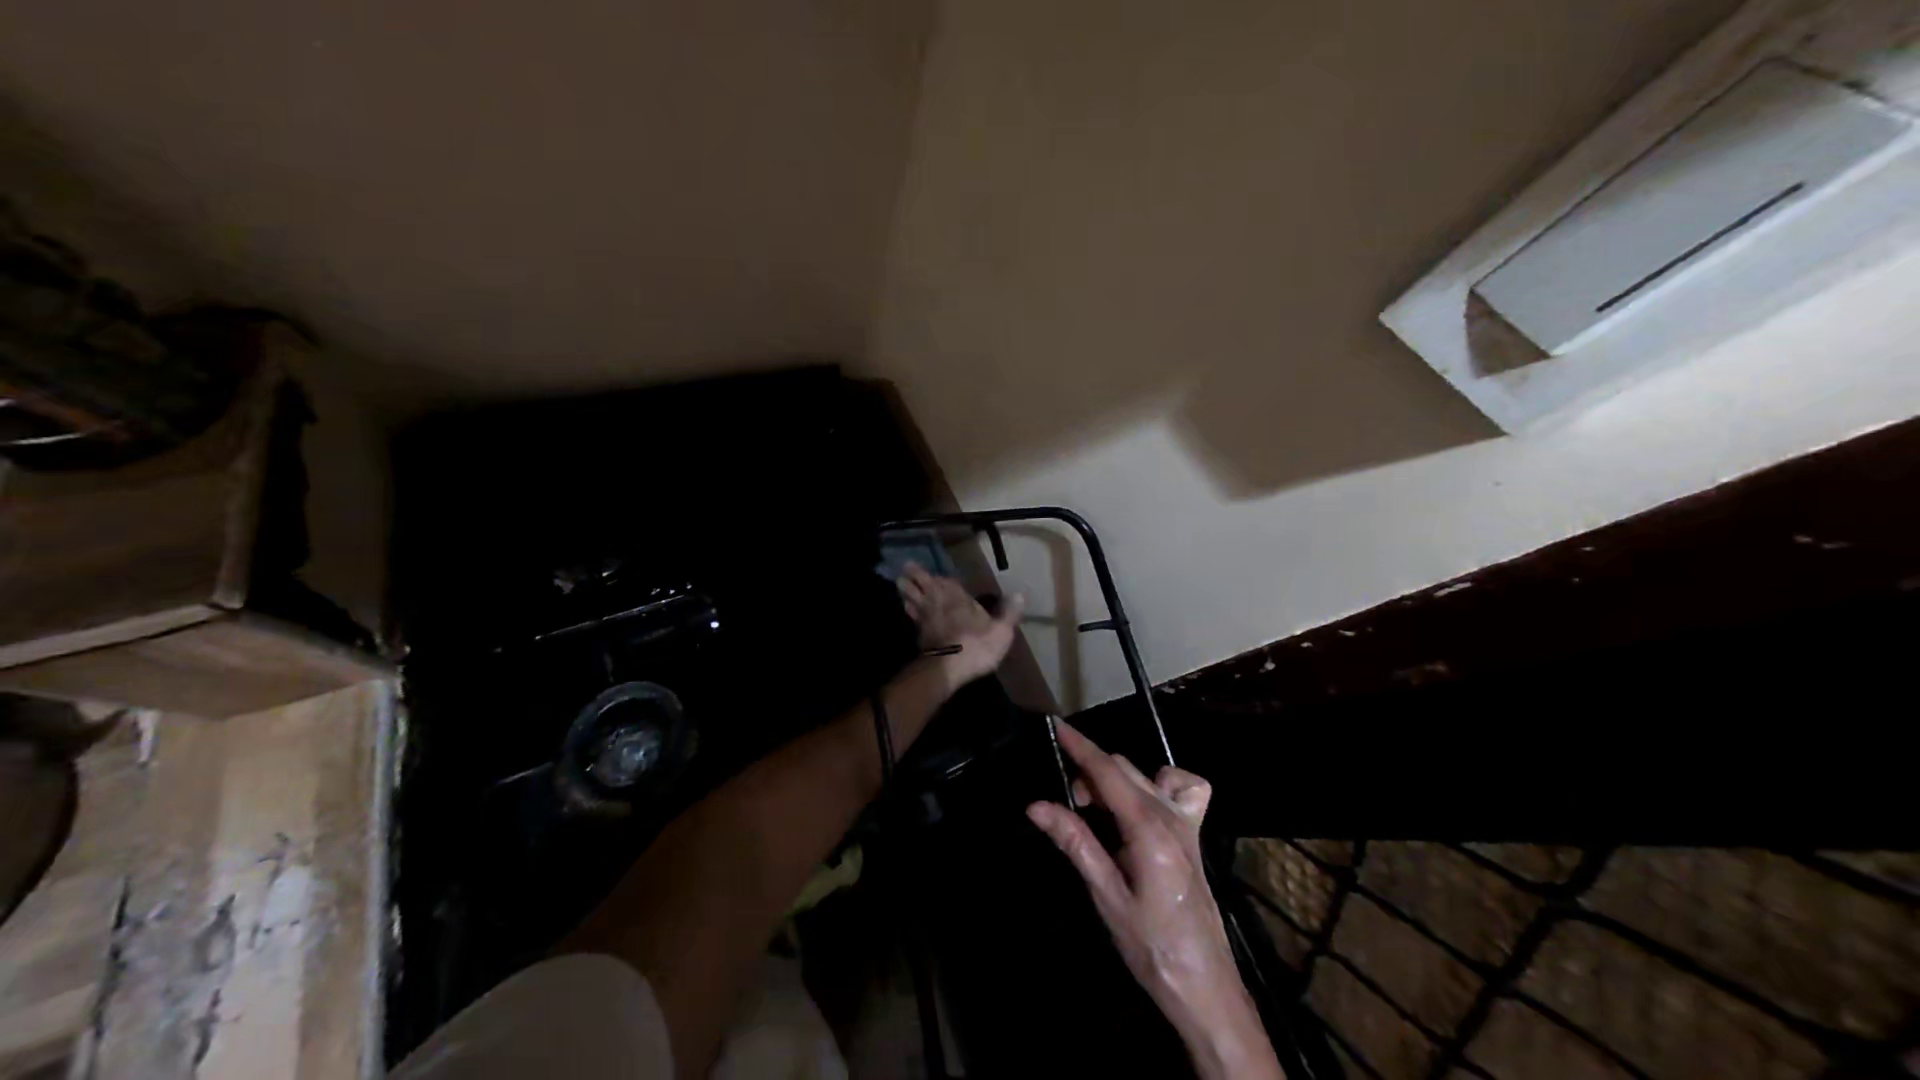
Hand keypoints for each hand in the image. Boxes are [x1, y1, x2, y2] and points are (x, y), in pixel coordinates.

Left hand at [897, 562, 1025, 687]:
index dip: (942, 579)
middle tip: (906, 566)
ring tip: (899, 581)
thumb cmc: (977, 647)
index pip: (947, 583)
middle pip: (925, 586)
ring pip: (914, 598)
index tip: (937, 575)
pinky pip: (912, 615)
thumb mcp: (1001, 632)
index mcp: (959, 599)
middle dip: (916, 576)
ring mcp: (927, 618)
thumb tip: (1020, 594)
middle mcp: (940, 604)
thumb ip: (1009, 613)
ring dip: (907, 589)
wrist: (948, 670)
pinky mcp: (919, 633)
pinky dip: (907, 607)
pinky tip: (906, 606)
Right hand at [1027, 723, 1283, 1079]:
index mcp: (1149, 830)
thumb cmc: (1151, 947)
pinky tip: (1140, 808)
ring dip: (1116, 779)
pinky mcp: (1195, 836)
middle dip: (1089, 773)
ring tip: (1096, 809)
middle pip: (1125, 770)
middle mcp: (1173, 817)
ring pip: (1148, 775)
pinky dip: (1158, 784)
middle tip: (1067, 805)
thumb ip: (1075, 842)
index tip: (1057, 726)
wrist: (1205, 986)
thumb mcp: (1106, 896)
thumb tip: (1036, 806)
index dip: (1080, 747)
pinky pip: (1183, 790)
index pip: (1108, 772)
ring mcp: (1189, 824)